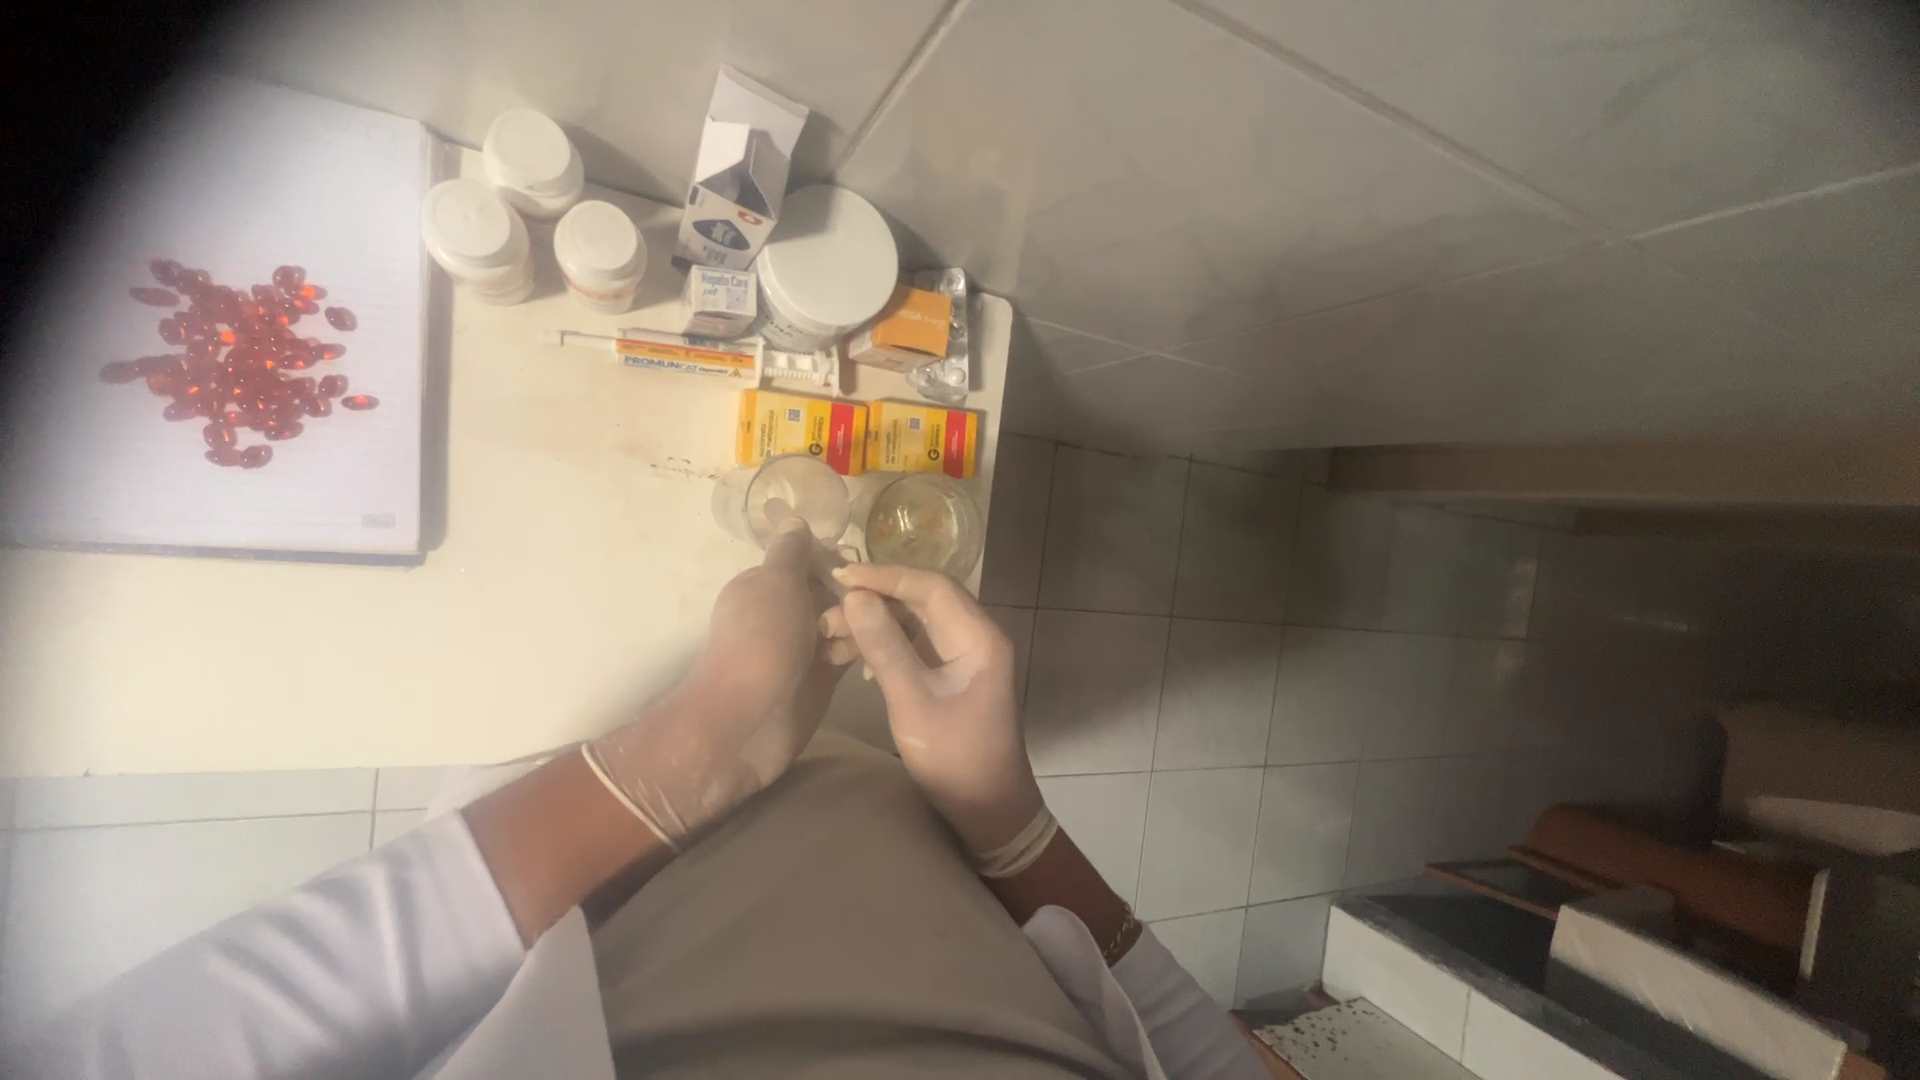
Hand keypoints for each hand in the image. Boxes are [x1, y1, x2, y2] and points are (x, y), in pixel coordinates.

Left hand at [584, 521, 846, 849]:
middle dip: (857, 593)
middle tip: (872, 605)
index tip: (863, 567)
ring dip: (863, 622)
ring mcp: (804, 646)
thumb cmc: (760, 641)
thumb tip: (793, 517)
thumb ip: (791, 551)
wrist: (746, 722)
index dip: (838, 560)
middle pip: (833, 589)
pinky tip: (881, 650)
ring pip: (846, 621)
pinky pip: (851, 651)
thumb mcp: (775, 582)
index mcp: (766, 584)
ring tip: (872, 633)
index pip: (811, 559)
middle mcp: (785, 611)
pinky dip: (864, 648)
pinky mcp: (822, 676)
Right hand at [829, 563, 1045, 862]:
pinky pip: (917, 641)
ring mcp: (964, 654)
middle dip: (877, 597)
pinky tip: (856, 654)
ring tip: (833, 631)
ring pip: (917, 619)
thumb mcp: (912, 701)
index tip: (842, 576)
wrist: (988, 809)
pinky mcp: (951, 672)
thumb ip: (885, 647)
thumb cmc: (954, 757)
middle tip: (830, 606)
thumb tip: (855, 597)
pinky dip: (887, 642)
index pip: (932, 586)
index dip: (886, 576)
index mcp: (979, 637)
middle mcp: (975, 635)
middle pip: (924, 598)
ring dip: (877, 620)